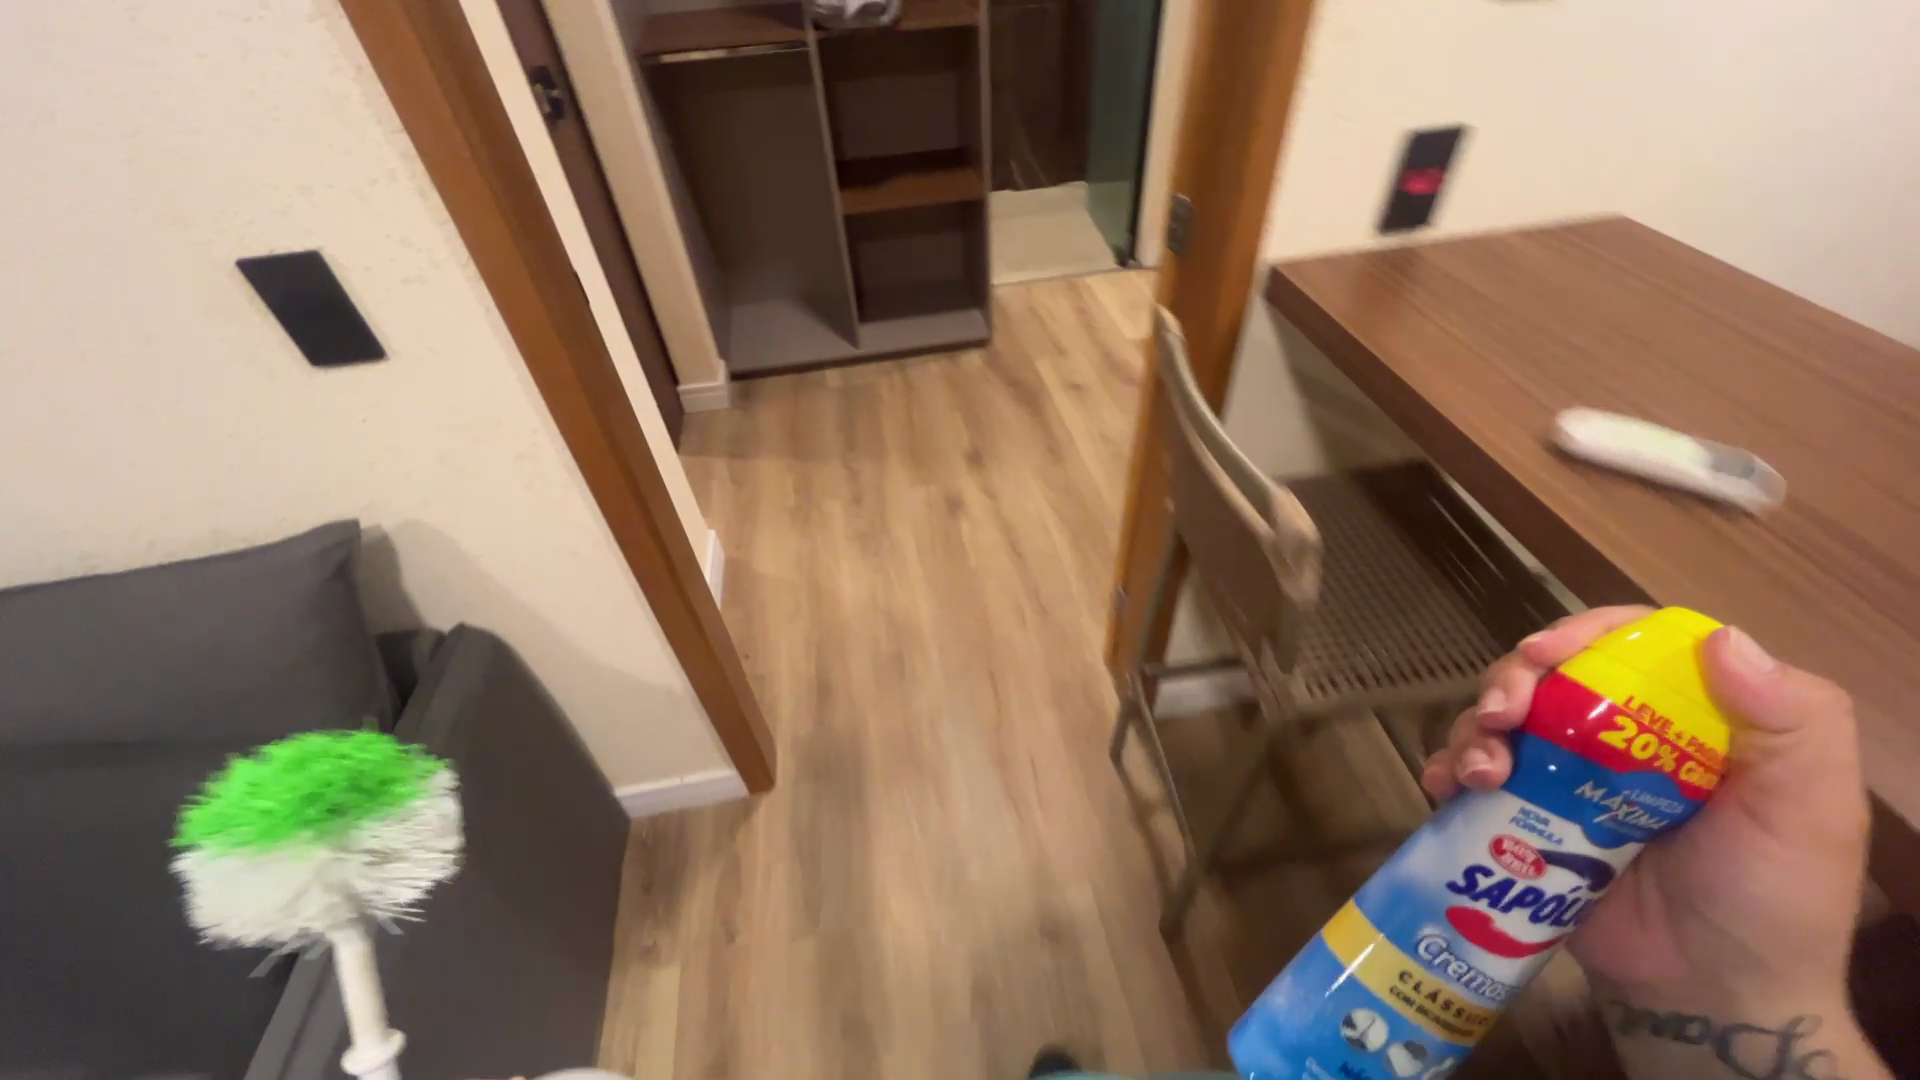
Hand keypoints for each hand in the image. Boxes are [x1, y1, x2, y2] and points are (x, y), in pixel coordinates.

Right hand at [1421, 607, 1870, 1012]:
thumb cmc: (1767, 897)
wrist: (1702, 990)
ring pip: (1498, 716)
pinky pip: (1465, 768)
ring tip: (1480, 776)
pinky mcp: (1517, 806)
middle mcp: (1614, 731)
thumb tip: (1720, 639)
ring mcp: (1558, 769)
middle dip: (1509, 681)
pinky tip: (1443, 788)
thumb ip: (1792, 725)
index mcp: (1682, 716)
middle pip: (1546, 672)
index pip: (1629, 642)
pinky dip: (1445, 767)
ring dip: (1474, 732)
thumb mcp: (1808, 813)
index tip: (1543, 653)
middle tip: (1499, 716)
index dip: (1581, 633)